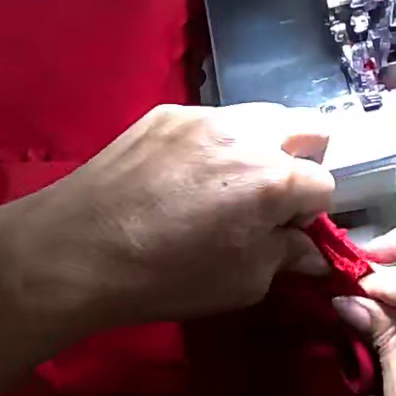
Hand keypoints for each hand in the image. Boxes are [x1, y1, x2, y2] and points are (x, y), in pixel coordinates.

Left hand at [0, 102, 334, 342]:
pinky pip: (217, 120)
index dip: (313, 212)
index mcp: (275, 179)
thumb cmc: (167, 276)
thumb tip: (313, 250)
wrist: (69, 252)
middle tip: (274, 195)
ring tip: (232, 181)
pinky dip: (221, 143)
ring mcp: (205, 117)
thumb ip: (290, 256)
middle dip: (305, 161)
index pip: (326, 184)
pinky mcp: (168, 113)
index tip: (287, 230)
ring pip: (264, 117)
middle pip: (310, 129)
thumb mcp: (246, 282)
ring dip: (266, 147)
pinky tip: (190, 174)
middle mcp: (249, 135)